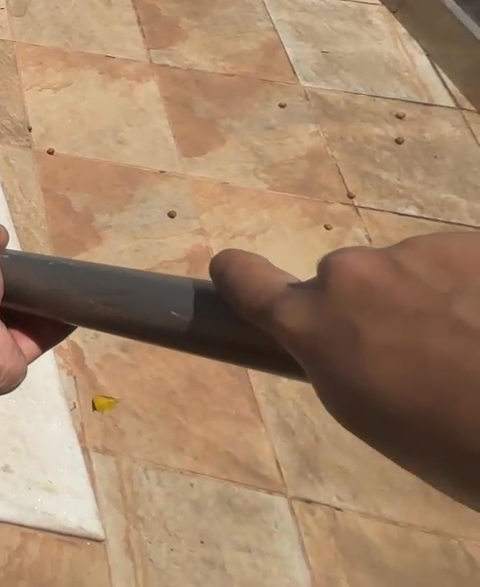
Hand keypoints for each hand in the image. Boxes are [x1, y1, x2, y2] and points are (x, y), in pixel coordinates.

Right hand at [212, 233, 479, 507]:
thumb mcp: (370, 413)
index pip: (239, 275)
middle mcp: (347, 275)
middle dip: (382, 305)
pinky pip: (469, 261)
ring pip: (416, 269)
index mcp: (307, 319)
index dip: (242, 277)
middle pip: (350, 278)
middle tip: (438, 351)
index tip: (251, 282)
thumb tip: (350, 341)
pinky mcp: (478, 247)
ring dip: (440, 295)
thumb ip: (336, 357)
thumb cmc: (457, 447)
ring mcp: (418, 256)